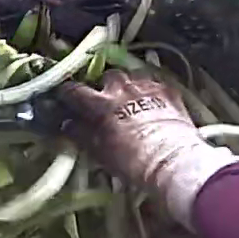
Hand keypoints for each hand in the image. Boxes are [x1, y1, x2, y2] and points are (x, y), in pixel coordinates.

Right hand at [60, 71, 238, 225]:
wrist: (173, 160)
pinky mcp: (168, 90)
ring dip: (127, 86)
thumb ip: (81, 134)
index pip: (74, 91)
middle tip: (105, 101)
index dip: (67, 93)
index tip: (65, 96)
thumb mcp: (99, 151)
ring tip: (130, 99)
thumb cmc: (131, 160)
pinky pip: (153, 83)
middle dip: (104, 86)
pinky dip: (149, 90)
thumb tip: (68, 124)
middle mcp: (120, 88)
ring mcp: (146, 86)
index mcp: (99, 104)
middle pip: (106, 77)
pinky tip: (151, 103)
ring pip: (131, 76)